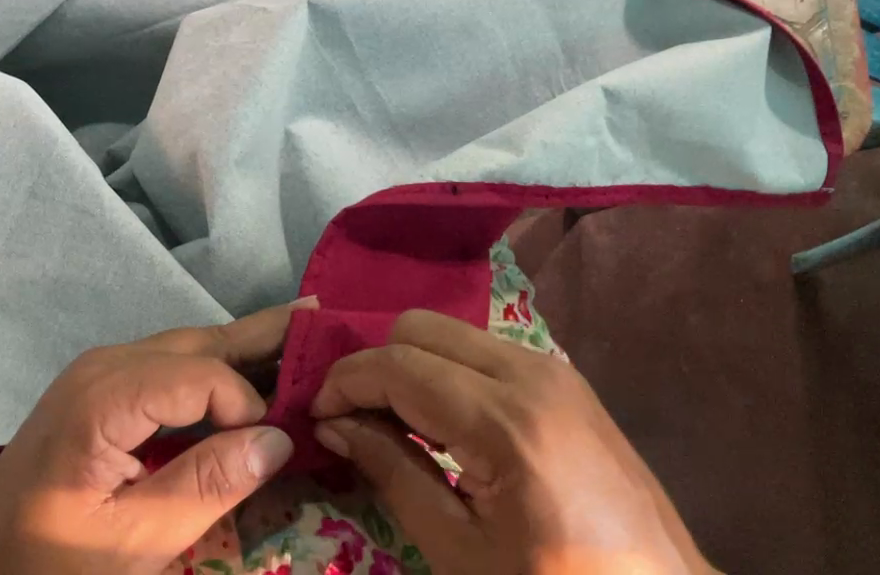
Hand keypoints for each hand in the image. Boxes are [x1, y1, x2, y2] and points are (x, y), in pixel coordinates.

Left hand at [0, 298, 316, 574]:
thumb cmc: (46, 567)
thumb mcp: (130, 545)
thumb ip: (206, 487)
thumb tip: (277, 438)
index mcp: (105, 396)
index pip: (202, 374)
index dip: (246, 404)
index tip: (274, 448)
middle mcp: (104, 365)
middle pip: (198, 341)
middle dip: (261, 334)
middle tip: (321, 318)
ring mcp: (97, 373)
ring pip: (184, 347)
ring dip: (240, 347)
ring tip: (296, 334)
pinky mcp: (97, 390)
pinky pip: (165, 366)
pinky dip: (210, 367)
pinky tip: (242, 371)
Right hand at [310, 309, 714, 574]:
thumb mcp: (460, 553)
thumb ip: (392, 473)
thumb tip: (336, 424)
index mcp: (504, 421)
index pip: (398, 365)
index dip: (345, 381)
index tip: (316, 414)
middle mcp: (528, 371)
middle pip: (420, 327)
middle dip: (374, 363)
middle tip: (351, 417)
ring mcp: (551, 366)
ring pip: (449, 329)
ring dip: (408, 361)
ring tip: (391, 418)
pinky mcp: (563, 375)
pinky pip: (481, 347)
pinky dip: (444, 367)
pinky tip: (439, 417)